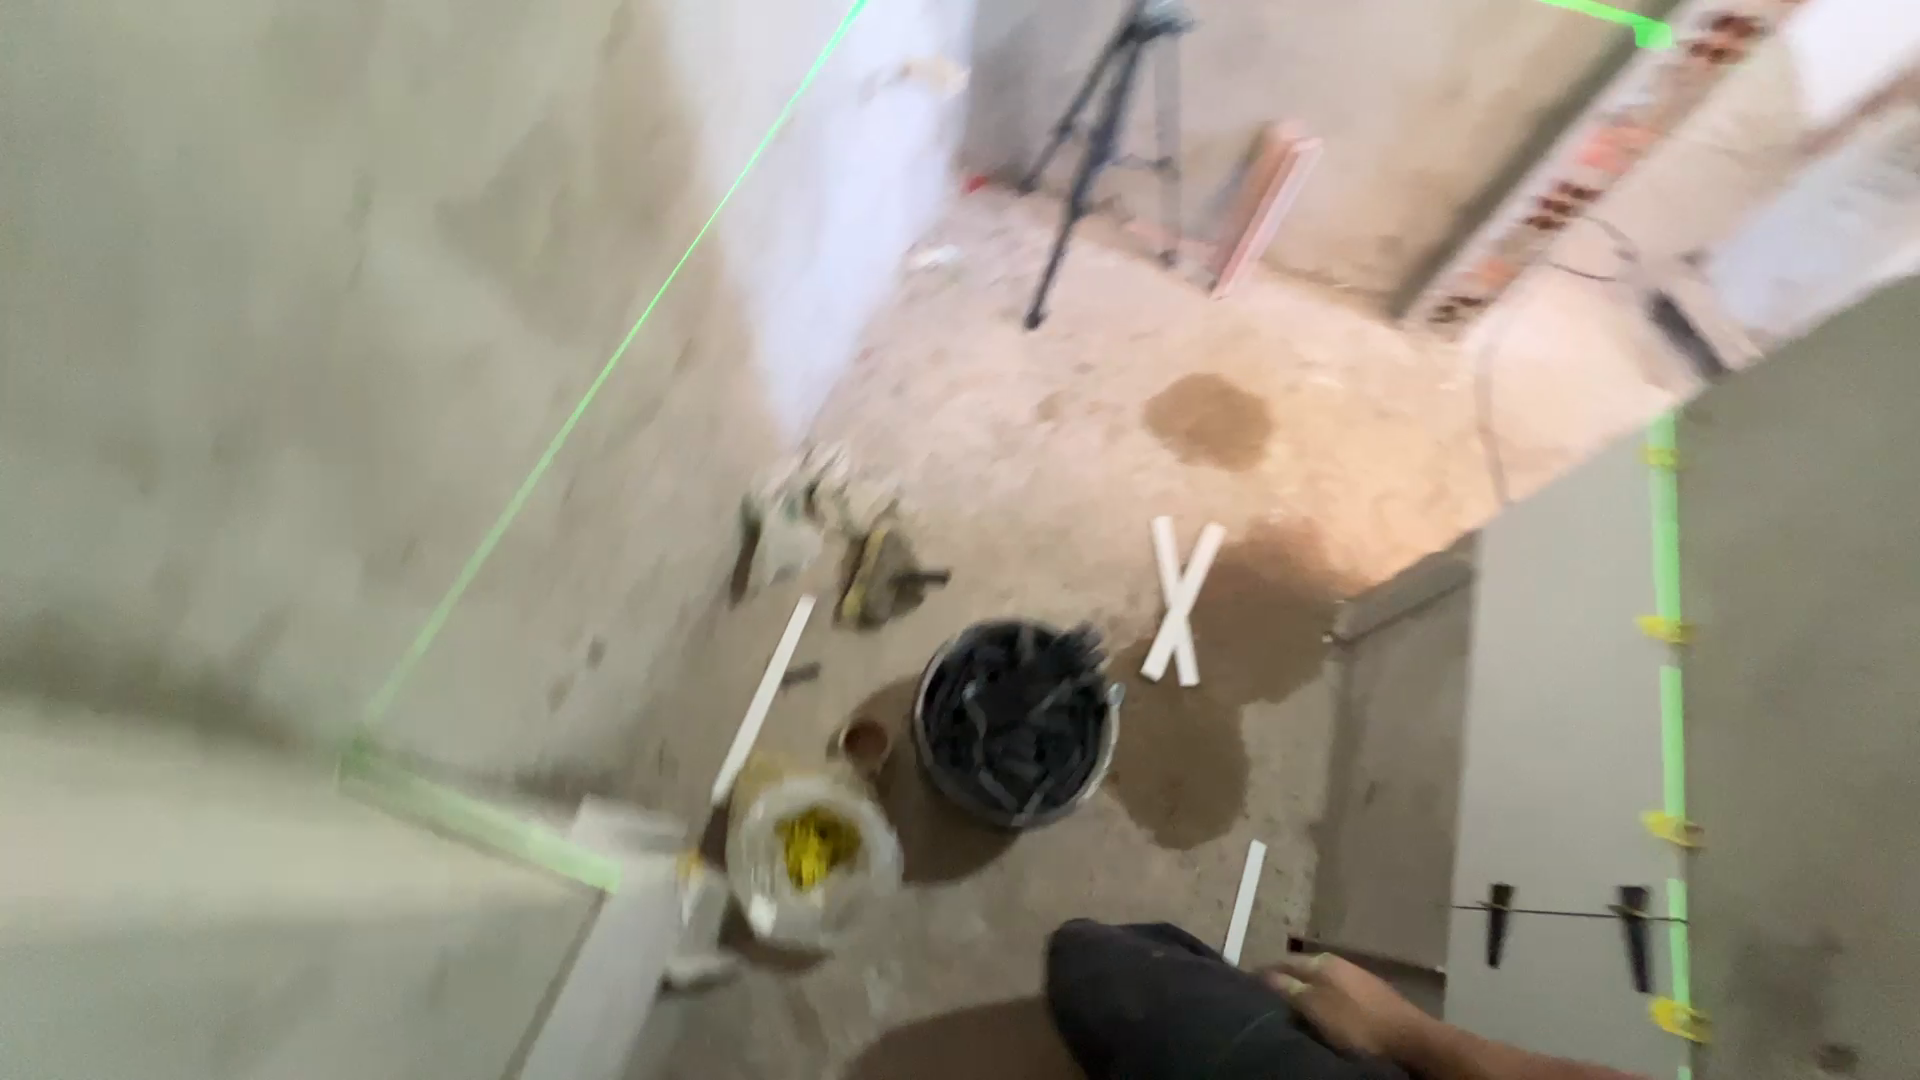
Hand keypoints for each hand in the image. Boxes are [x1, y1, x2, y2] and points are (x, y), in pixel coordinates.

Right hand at [1265, 953, 1430, 1058]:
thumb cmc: (1356, 1023)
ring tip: (1295, 1011)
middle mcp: (1336, 962)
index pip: (1281, 961)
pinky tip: (1325, 1016)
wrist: (1413, 1041)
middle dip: (1285, 981)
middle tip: (1270, 1000)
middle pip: (1301, 970)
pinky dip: (1325, 1003)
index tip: (1250, 987)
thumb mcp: (1313, 1007)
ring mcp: (1356, 978)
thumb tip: (1261, 974)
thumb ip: (1286, 988)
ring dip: (1306, 993)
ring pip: (1320, 982)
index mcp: (1319, 960)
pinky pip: (1337, 995)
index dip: (1264, 974)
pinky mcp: (1373, 997)